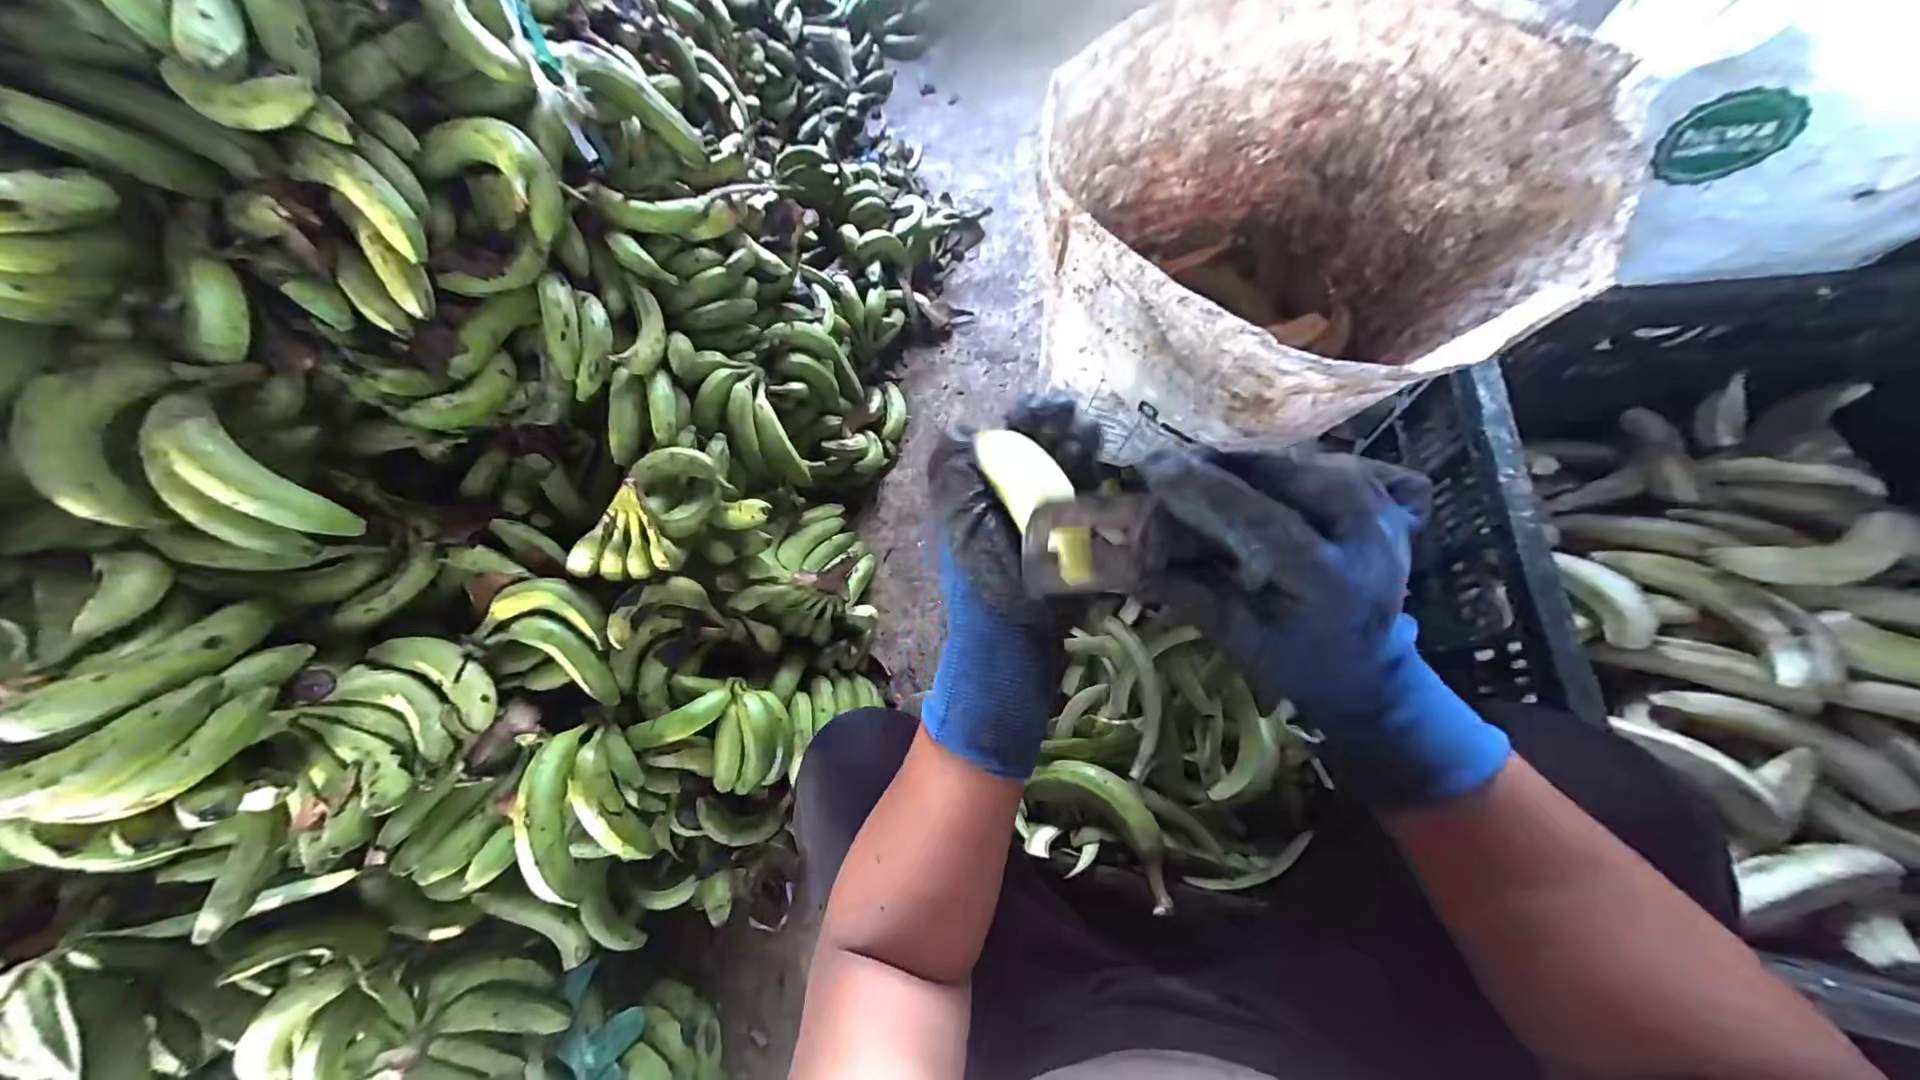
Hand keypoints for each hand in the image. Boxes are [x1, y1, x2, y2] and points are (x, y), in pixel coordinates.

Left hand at [921, 395, 1097, 778]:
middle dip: (1066, 433)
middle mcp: (1007, 504)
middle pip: (1041, 453)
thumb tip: (963, 425)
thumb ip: (956, 472)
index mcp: (978, 493)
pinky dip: (1100, 490)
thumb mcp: (961, 525)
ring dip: (1085, 456)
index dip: (1031, 419)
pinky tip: (1116, 479)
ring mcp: (1038, 527)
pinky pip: (1086, 508)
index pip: (1005, 439)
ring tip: (1102, 445)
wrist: (1013, 649)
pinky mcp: (1066, 548)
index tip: (1060, 412)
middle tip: (1090, 427)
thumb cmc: (984, 587)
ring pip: (1067, 476)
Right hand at [1138, 449, 1509, 805]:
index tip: (1154, 467)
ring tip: (1202, 468)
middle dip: (1221, 464)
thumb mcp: (1240, 640)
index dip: (1204, 489)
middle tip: (1171, 466)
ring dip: (1247, 460)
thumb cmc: (1298, 663)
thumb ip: (1188, 594)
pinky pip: (1324, 462)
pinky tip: (1250, 474)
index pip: (1260, 519)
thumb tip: (1129, 560)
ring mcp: (1385, 510)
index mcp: (1331, 581)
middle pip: (1284, 474)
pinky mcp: (1388, 498)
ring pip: (1302, 459)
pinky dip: (1278, 463)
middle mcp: (1368, 534)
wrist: (1370, 667)